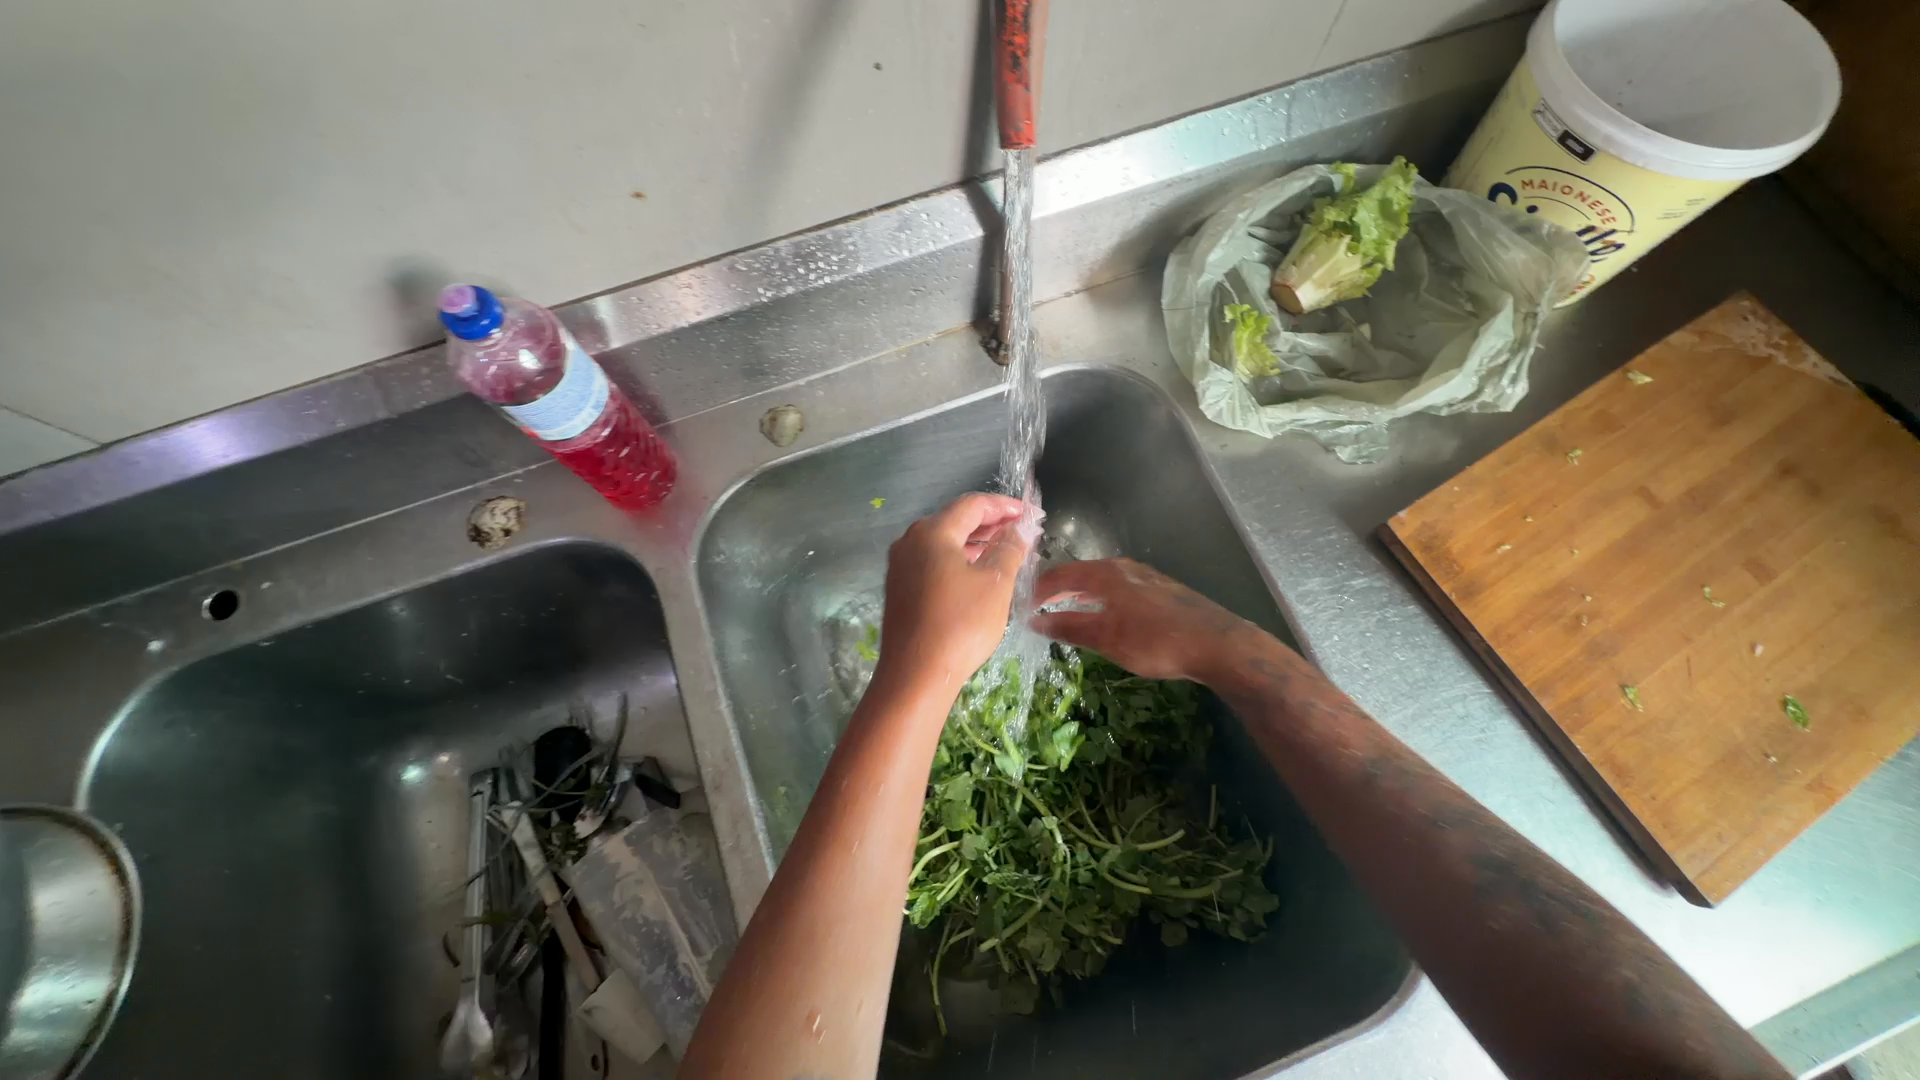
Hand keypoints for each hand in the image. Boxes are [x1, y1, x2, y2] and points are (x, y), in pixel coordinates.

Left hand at [878, 493, 1035, 693]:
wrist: (916, 674)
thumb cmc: (960, 624)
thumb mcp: (995, 584)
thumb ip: (1010, 549)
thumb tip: (1020, 529)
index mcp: (932, 532)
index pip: (973, 504)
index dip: (1005, 506)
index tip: (1031, 514)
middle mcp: (910, 541)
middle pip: (955, 520)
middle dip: (991, 524)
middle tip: (1022, 532)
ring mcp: (901, 566)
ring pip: (944, 543)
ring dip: (976, 544)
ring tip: (1006, 552)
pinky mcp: (900, 589)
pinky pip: (933, 562)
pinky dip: (959, 561)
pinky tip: (978, 575)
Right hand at [1030, 558, 1254, 682]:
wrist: (1217, 644)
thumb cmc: (1155, 640)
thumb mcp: (1106, 638)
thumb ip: (1069, 627)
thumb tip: (1034, 621)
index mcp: (1106, 574)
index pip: (1060, 574)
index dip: (1038, 590)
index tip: (1021, 606)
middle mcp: (1124, 568)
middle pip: (1081, 574)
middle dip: (1058, 590)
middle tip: (1039, 608)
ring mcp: (1146, 578)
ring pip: (1102, 582)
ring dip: (1081, 596)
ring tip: (1067, 611)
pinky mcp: (1162, 591)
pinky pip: (1120, 590)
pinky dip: (1102, 600)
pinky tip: (1107, 617)